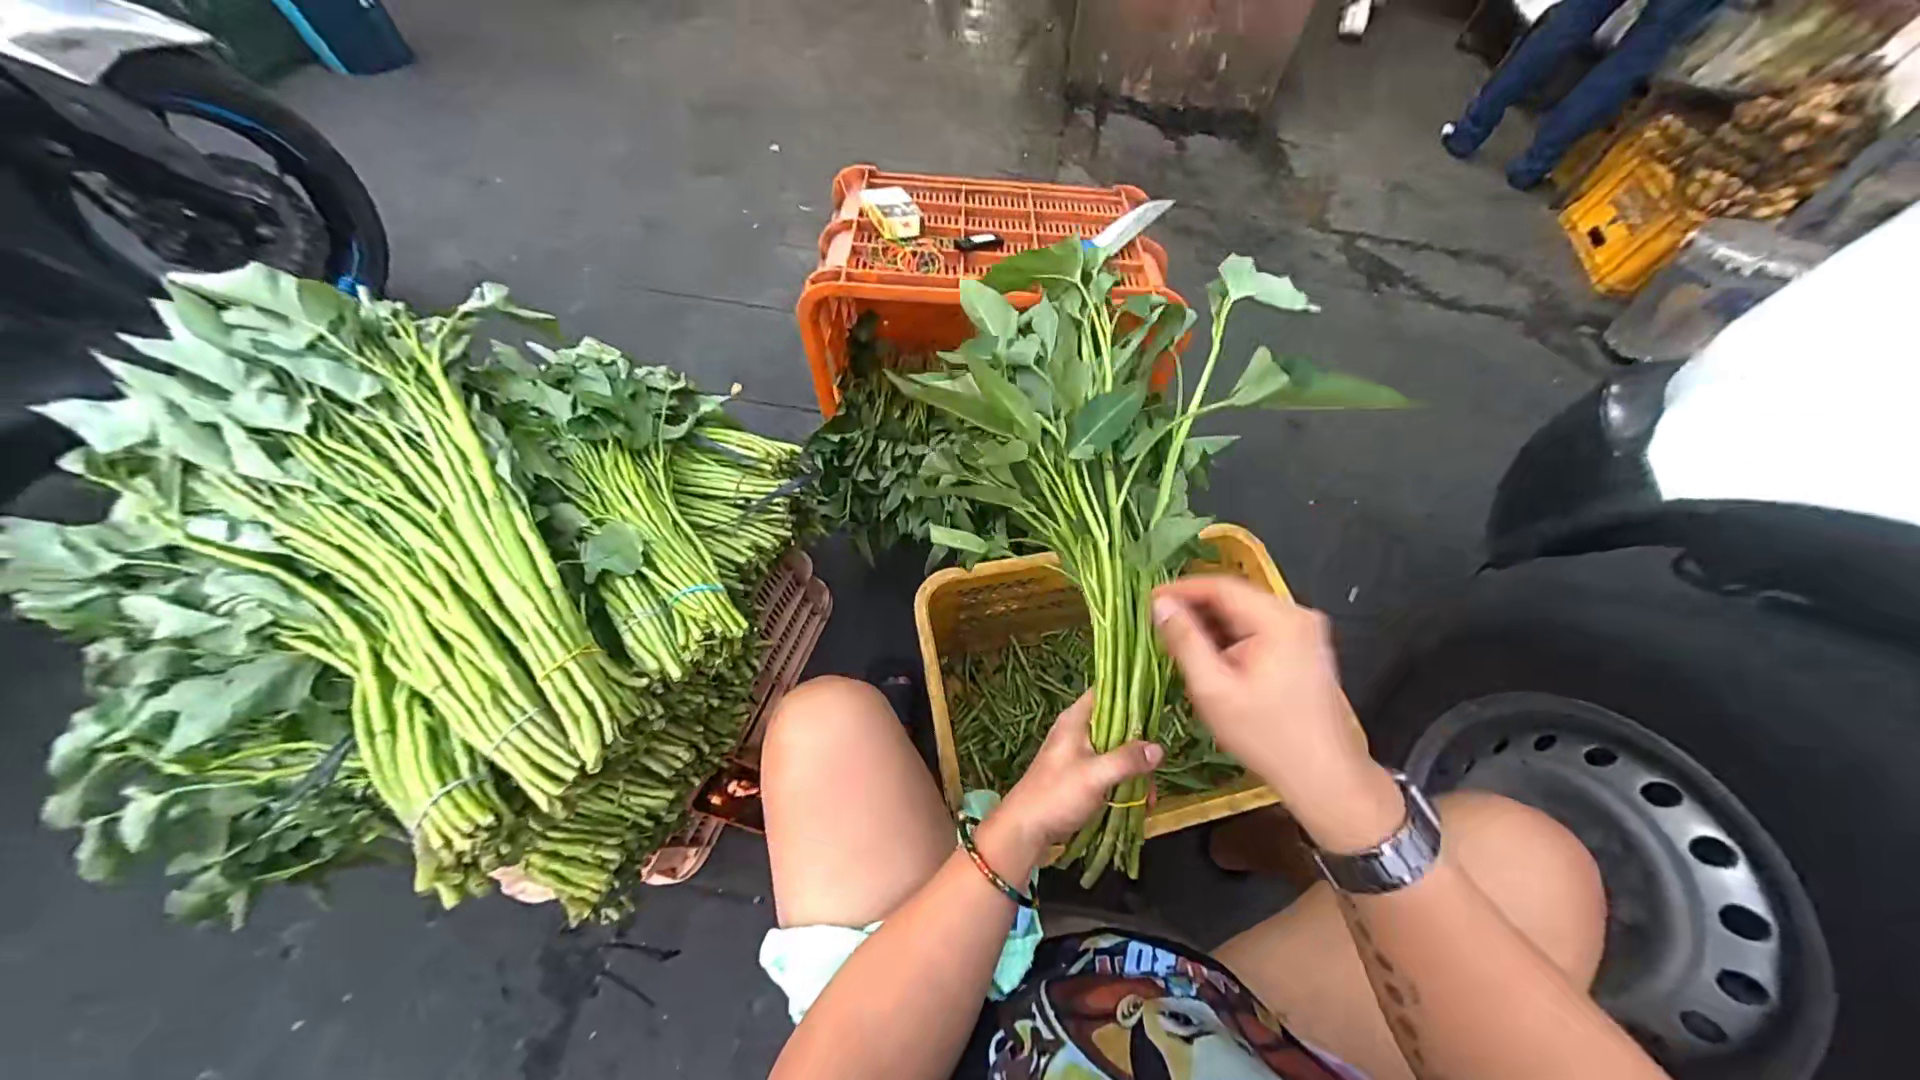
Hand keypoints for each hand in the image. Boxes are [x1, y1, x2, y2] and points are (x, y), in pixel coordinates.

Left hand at [976, 692, 1162, 879]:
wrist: (1026, 829)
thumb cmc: (1056, 795)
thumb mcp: (1095, 775)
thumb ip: (1127, 759)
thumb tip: (1158, 748)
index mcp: (1076, 719)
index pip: (1106, 692)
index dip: (1131, 695)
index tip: (1156, 708)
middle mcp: (1078, 730)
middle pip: (1118, 723)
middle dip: (1140, 745)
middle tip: (1155, 767)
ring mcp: (1079, 753)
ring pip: (1117, 750)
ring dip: (1135, 770)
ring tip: (1150, 797)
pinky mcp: (1082, 774)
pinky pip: (1111, 770)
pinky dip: (1125, 782)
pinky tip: (1140, 804)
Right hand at [1151, 576, 1402, 852]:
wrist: (1323, 774)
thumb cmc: (1266, 736)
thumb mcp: (1213, 689)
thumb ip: (1185, 641)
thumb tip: (1161, 606)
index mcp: (1278, 620)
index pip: (1220, 586)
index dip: (1180, 589)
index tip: (1149, 600)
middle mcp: (1296, 615)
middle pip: (1233, 596)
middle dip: (1194, 607)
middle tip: (1159, 623)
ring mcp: (1303, 630)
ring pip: (1244, 612)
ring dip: (1210, 622)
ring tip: (1177, 639)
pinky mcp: (1303, 646)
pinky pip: (1257, 627)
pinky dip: (1229, 635)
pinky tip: (1208, 654)